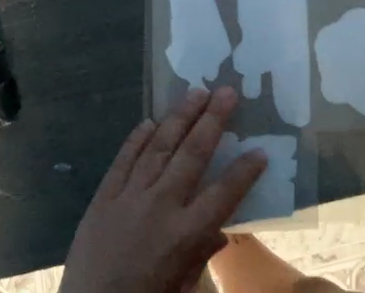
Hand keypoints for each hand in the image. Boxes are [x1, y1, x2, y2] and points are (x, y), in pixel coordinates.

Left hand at [60, 87, 267, 292]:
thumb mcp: (180, 289)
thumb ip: (199, 256)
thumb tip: (220, 231)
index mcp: (184, 235)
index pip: (223, 195)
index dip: (244, 171)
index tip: (260, 150)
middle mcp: (160, 207)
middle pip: (192, 154)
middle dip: (212, 121)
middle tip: (226, 92)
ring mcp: (129, 197)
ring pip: (159, 147)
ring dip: (179, 117)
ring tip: (195, 93)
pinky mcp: (103, 197)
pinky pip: (123, 160)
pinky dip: (137, 139)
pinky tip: (149, 121)